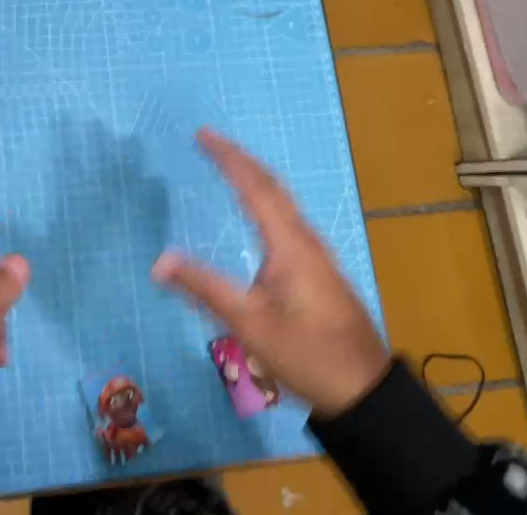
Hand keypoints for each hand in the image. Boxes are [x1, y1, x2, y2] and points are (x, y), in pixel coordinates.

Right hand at [152, 129, 389, 417]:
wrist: (367, 392)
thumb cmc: (307, 354)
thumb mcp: (249, 325)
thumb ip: (204, 289)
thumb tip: (159, 262)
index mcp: (289, 244)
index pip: (255, 187)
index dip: (229, 158)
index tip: (203, 135)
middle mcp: (305, 240)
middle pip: (272, 187)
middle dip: (241, 160)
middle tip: (210, 142)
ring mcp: (316, 255)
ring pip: (283, 202)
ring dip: (255, 177)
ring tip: (229, 167)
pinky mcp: (319, 270)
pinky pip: (287, 217)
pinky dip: (265, 199)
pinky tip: (258, 213)